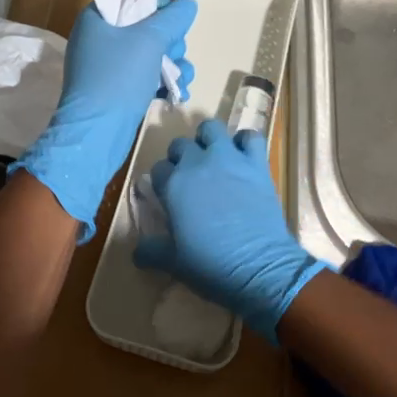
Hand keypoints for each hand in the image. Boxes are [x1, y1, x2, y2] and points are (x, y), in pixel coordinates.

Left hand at [14, 0, 196, 240]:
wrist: (95, 135)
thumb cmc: (118, 78)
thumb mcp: (149, 41)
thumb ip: (173, 19)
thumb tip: (188, 3)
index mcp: (97, 17)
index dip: (159, 3)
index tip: (174, 22)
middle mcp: (99, 36)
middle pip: (146, 23)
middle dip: (169, 39)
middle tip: (175, 53)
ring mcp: (106, 64)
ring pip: (149, 50)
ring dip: (171, 61)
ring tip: (182, 78)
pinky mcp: (115, 88)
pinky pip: (144, 73)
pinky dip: (161, 79)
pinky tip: (178, 92)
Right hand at [134, 119, 326, 343]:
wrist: (260, 269)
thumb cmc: (212, 266)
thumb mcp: (174, 263)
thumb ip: (152, 251)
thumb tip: (137, 252)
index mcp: (174, 185)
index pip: (158, 169)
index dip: (162, 181)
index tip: (169, 196)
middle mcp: (198, 164)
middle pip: (181, 144)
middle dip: (181, 157)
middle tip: (190, 179)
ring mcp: (229, 158)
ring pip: (211, 128)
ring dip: (208, 139)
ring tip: (213, 157)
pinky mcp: (256, 163)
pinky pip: (251, 137)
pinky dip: (246, 142)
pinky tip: (243, 156)